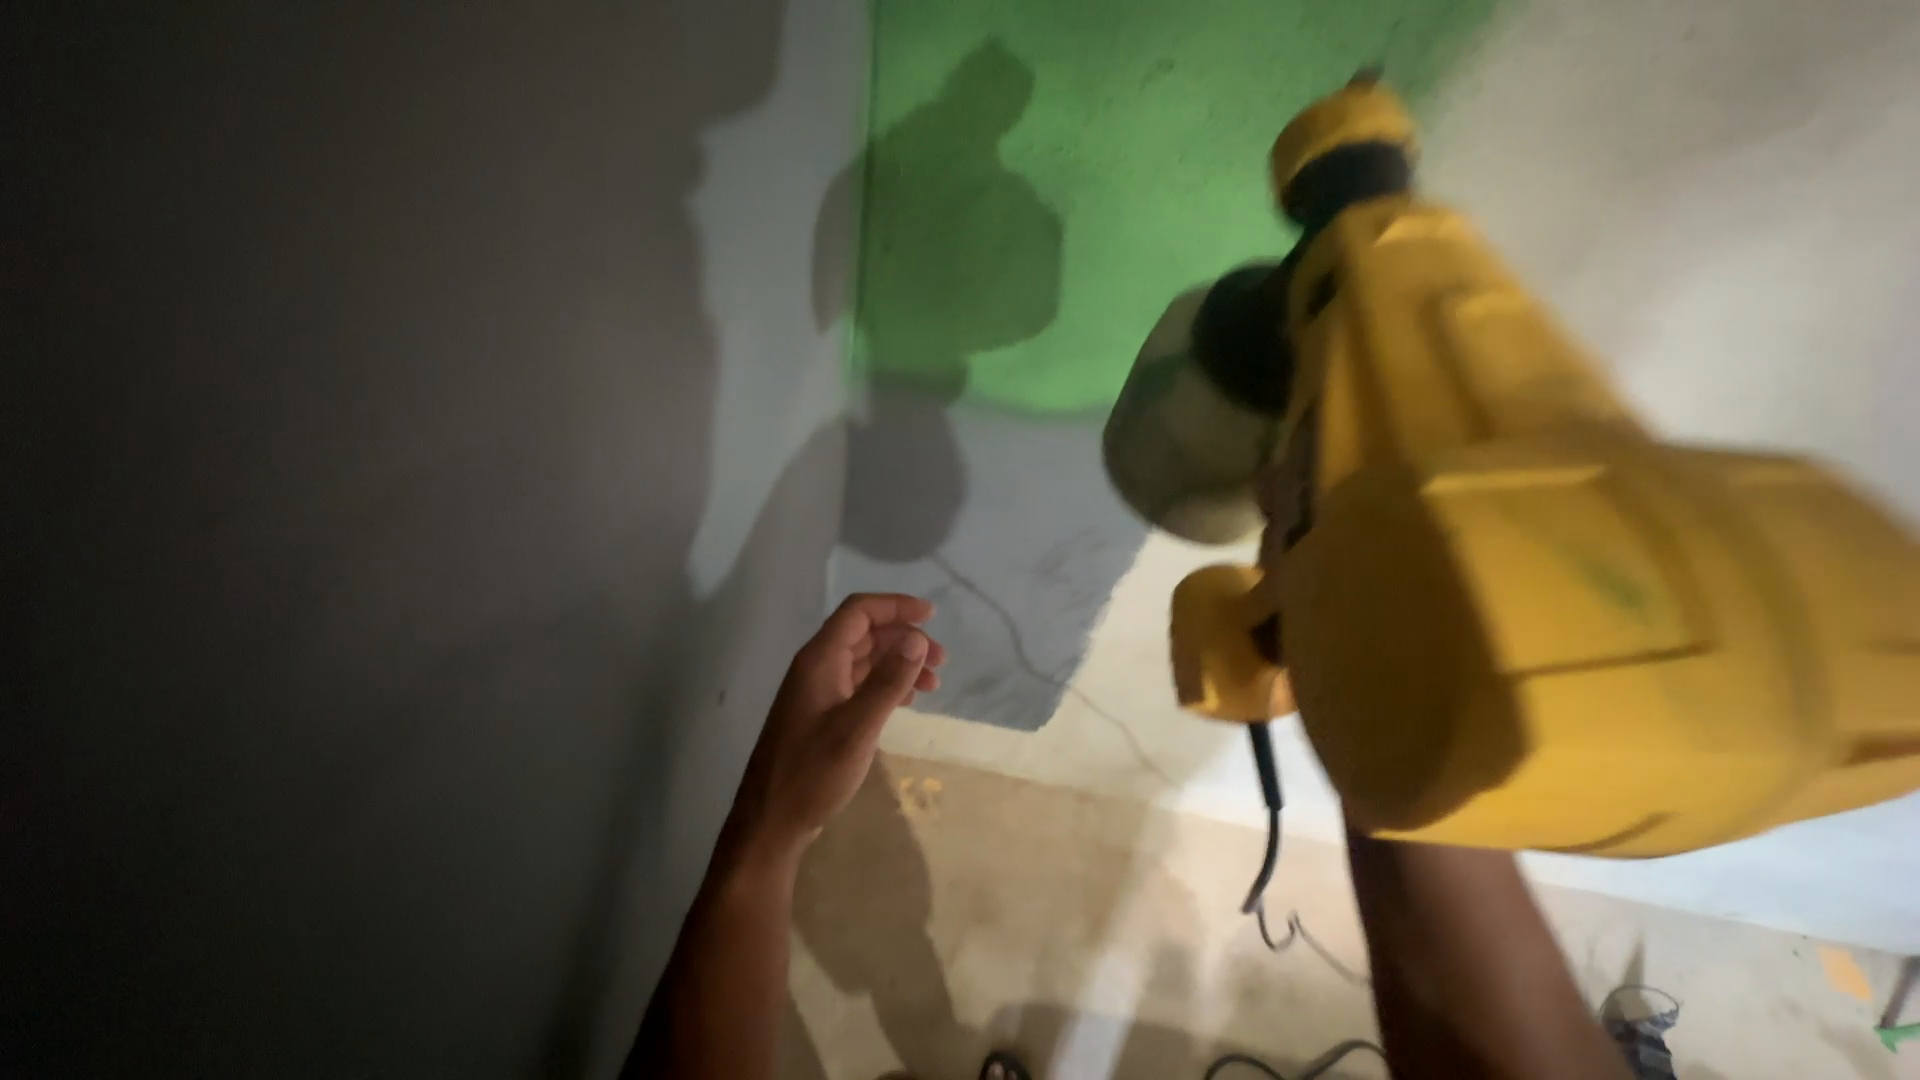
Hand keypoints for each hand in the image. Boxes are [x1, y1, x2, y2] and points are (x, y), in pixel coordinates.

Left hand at [724, 594, 946, 866]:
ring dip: (899, 663)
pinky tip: (906, 700)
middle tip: (941, 660)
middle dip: (904, 638)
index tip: (931, 615)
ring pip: (864, 660)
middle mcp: (817, 667)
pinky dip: (886, 684)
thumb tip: (916, 639)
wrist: (772, 820)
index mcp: (820, 660)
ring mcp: (818, 691)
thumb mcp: (858, 727)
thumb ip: (888, 681)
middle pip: (865, 633)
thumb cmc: (813, 772)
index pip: (859, 612)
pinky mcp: (822, 715)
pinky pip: (859, 684)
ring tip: (932, 683)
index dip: (895, 606)